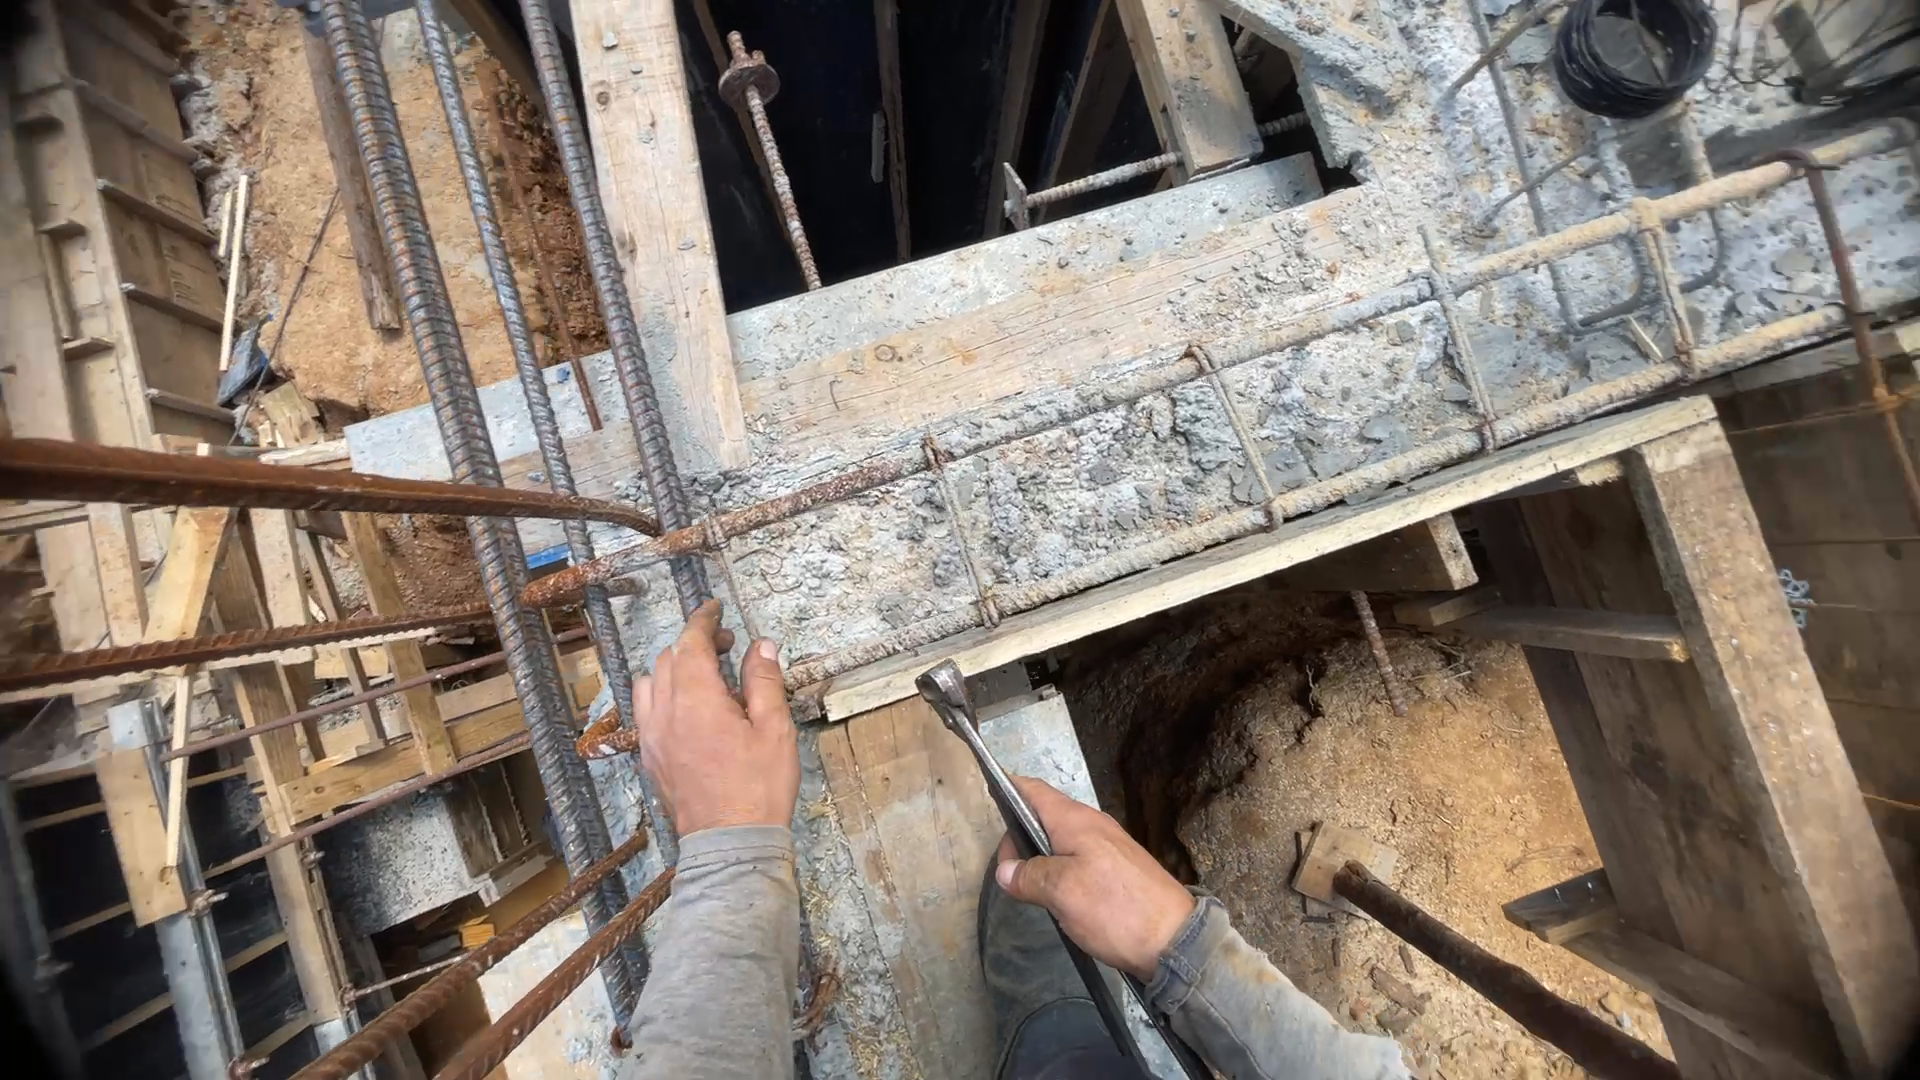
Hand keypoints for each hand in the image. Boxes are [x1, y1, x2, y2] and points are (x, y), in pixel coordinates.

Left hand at [634, 600, 797, 834]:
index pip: (690, 643)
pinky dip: (663, 695)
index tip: (715, 607)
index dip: (702, 619)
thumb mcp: (775, 728)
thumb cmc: (760, 784)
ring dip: (674, 668)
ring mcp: (651, 738)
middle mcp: (664, 713)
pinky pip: (645, 712)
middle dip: (696, 643)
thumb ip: (763, 681)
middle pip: (669, 659)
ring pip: (649, 683)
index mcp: (696, 700)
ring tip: (706, 678)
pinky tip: (690, 710)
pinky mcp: (649, 759)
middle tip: (730, 647)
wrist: (731, 844)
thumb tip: (760, 645)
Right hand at [994, 776, 1197, 979]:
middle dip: (1019, 836)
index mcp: (1075, 819)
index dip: (1009, 789)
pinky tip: (1057, 898)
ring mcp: (1106, 846)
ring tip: (1029, 889)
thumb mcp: (1062, 892)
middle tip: (1008, 873)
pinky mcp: (1117, 869)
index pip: (1034, 789)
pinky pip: (1076, 858)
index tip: (988, 800)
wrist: (1176, 941)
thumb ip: (1029, 877)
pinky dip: (1058, 870)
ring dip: (1039, 858)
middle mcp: (1091, 824)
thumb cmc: (1115, 907)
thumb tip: (1004, 871)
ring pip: (1060, 840)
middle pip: (1044, 815)